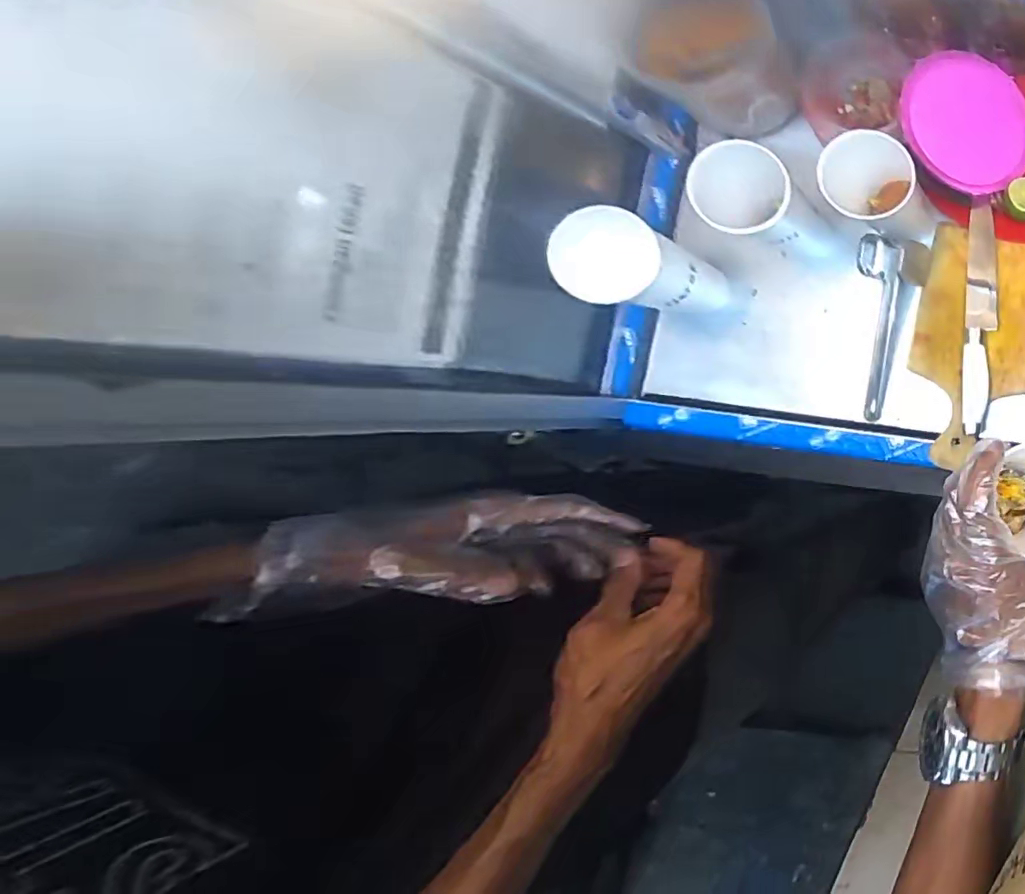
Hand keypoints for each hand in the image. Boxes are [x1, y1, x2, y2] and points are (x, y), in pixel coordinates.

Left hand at [212, 492, 648, 618]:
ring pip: (548, 541)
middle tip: (636, 560)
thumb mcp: (411, 562)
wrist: (313, 559)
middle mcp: (500, 518)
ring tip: (607, 575)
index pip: (563, 509)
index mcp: (494, 511)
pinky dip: (544, 570)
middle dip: (601, 538)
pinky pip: (522, 558)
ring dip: (578, 555)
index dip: (604, 517)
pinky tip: (554, 587)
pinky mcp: (472, 552)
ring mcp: (487, 534)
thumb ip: (470, 573)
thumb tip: (530, 584)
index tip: (639, 530)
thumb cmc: (364, 552)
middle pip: (564, 524)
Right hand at [543, 538, 713, 774]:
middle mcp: (700, 620)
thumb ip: (622, 582)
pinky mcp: (683, 645)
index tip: (645, 543)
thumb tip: (630, 553)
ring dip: (668, 576)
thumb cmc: (594, 674)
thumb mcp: (601, 622)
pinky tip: (637, 594)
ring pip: (694, 589)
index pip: (695, 559)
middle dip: (671, 558)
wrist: (593, 728)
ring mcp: (694, 635)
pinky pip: (686, 607)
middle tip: (637, 556)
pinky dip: (667, 593)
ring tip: (633, 573)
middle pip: (700, 572)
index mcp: (685, 610)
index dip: (672, 545)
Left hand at [923, 440, 1024, 696]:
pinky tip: (980, 515)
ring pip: (945, 509)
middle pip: (953, 491)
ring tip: (991, 482)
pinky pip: (944, 529)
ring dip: (965, 490)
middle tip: (998, 460)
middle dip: (974, 469)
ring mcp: (937, 558)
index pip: (974, 485)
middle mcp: (948, 544)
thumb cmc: (1024, 625)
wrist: (991, 674)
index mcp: (976, 541)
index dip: (985, 459)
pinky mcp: (935, 572)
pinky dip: (960, 512)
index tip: (1001, 445)